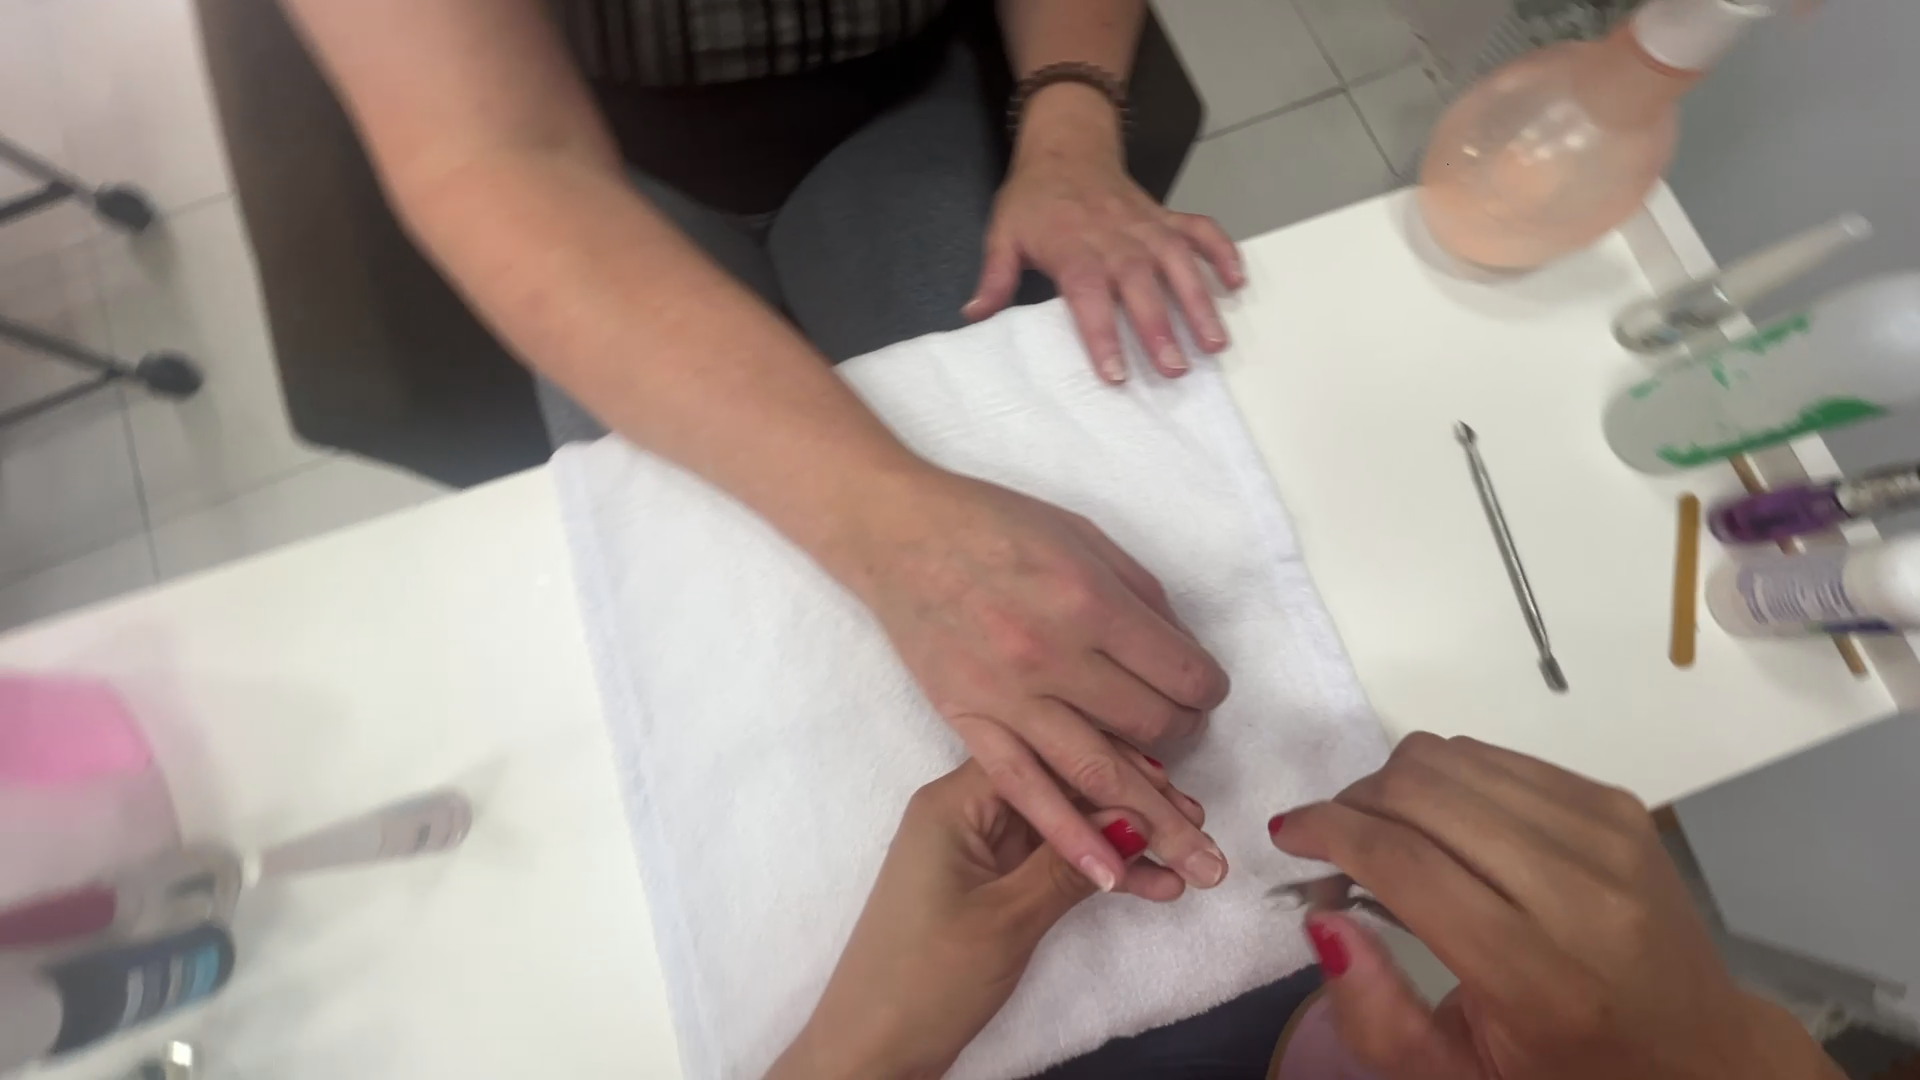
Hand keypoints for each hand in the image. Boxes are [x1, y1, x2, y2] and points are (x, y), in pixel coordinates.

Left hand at [767, 761, 1175, 1079]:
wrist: (871, 1050)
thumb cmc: (928, 976)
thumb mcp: (1005, 920)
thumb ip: (1070, 865)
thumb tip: (1136, 816)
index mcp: (956, 798)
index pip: (1042, 759)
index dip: (1109, 768)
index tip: (1173, 787)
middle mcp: (966, 808)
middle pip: (1057, 789)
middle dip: (1125, 806)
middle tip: (1195, 820)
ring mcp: (979, 845)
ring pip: (1062, 828)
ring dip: (1121, 844)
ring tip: (1191, 857)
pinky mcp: (990, 880)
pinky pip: (1051, 862)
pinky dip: (1095, 875)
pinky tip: (1154, 886)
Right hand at [831, 468, 1229, 894]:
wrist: (897, 535)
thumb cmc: (992, 522)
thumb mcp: (1080, 533)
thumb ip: (1138, 594)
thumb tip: (1180, 651)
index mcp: (1090, 600)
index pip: (1182, 671)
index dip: (1208, 687)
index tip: (1203, 688)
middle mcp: (1055, 655)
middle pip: (1151, 724)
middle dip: (1185, 736)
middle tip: (1184, 731)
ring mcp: (1008, 697)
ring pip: (1099, 773)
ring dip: (1158, 822)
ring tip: (1202, 867)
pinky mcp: (969, 722)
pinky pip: (1025, 790)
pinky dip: (1070, 837)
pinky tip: (1111, 877)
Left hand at [963, 84, 1243, 382]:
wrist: (1066, 145)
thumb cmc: (1033, 200)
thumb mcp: (1003, 235)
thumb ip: (994, 278)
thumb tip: (974, 317)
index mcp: (1073, 249)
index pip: (1089, 296)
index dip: (1102, 335)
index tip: (1116, 374)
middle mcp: (1115, 239)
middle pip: (1140, 285)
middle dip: (1160, 328)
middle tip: (1176, 369)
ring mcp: (1145, 226)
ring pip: (1177, 263)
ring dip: (1200, 302)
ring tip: (1215, 344)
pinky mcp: (1165, 217)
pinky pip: (1200, 231)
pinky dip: (1221, 252)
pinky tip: (1237, 283)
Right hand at [1268, 734, 1842, 1079]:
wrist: (1703, 1055)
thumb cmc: (1560, 1073)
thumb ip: (1375, 1015)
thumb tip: (1321, 917)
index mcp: (1543, 980)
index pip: (1404, 861)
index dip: (1327, 832)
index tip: (1287, 836)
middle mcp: (1582, 894)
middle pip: (1417, 789)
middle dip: (1351, 803)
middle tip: (1336, 841)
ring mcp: (1606, 835)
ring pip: (1444, 756)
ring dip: (1390, 785)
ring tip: (1390, 831)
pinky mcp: (1613, 801)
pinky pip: (1481, 752)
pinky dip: (1439, 777)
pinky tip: (1446, 823)